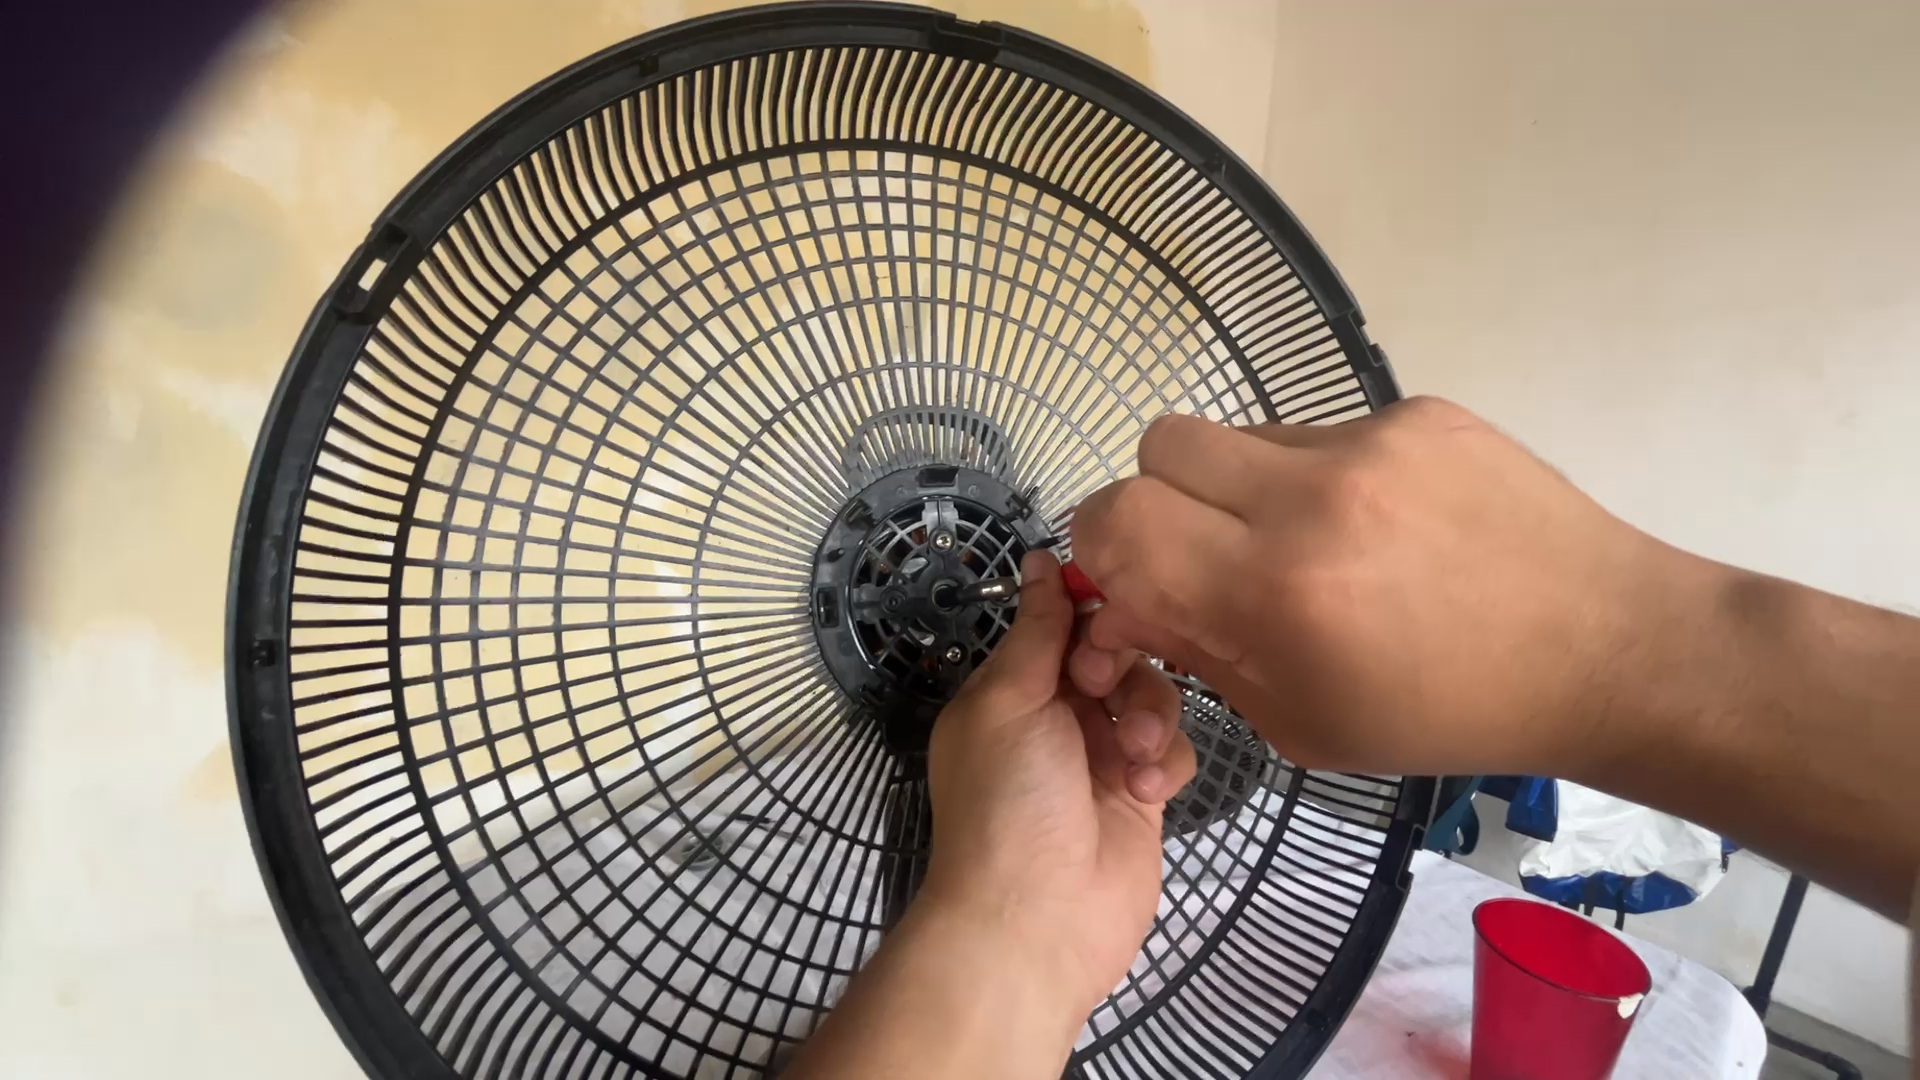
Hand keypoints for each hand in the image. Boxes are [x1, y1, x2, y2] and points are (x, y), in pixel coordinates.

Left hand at [919, 550, 1197, 1017]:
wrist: (1036, 918)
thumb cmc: (1008, 796)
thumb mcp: (1009, 701)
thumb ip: (1036, 629)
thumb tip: (1040, 557)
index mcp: (1014, 685)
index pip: (1061, 622)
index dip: (1089, 612)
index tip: (1110, 610)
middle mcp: (1058, 711)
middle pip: (1115, 653)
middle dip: (1119, 666)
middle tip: (1101, 690)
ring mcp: (1101, 751)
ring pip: (1149, 695)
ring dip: (1146, 716)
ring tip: (1131, 756)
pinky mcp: (1142, 789)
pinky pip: (1170, 747)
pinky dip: (1163, 759)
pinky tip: (1146, 789)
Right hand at [1065, 396, 1706, 777]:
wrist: (1615, 652)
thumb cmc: (1441, 714)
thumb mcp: (1296, 720)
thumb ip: (1193, 649)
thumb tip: (1121, 599)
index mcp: (1277, 591)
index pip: (1120, 519)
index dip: (1099, 541)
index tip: (1125, 570)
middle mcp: (1312, 498)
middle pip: (1159, 444)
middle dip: (1154, 496)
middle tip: (1200, 545)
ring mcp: (1369, 441)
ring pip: (1232, 432)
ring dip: (1231, 485)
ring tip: (1296, 536)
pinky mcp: (1416, 411)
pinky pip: (1307, 430)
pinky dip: (1303, 476)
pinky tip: (1367, 520)